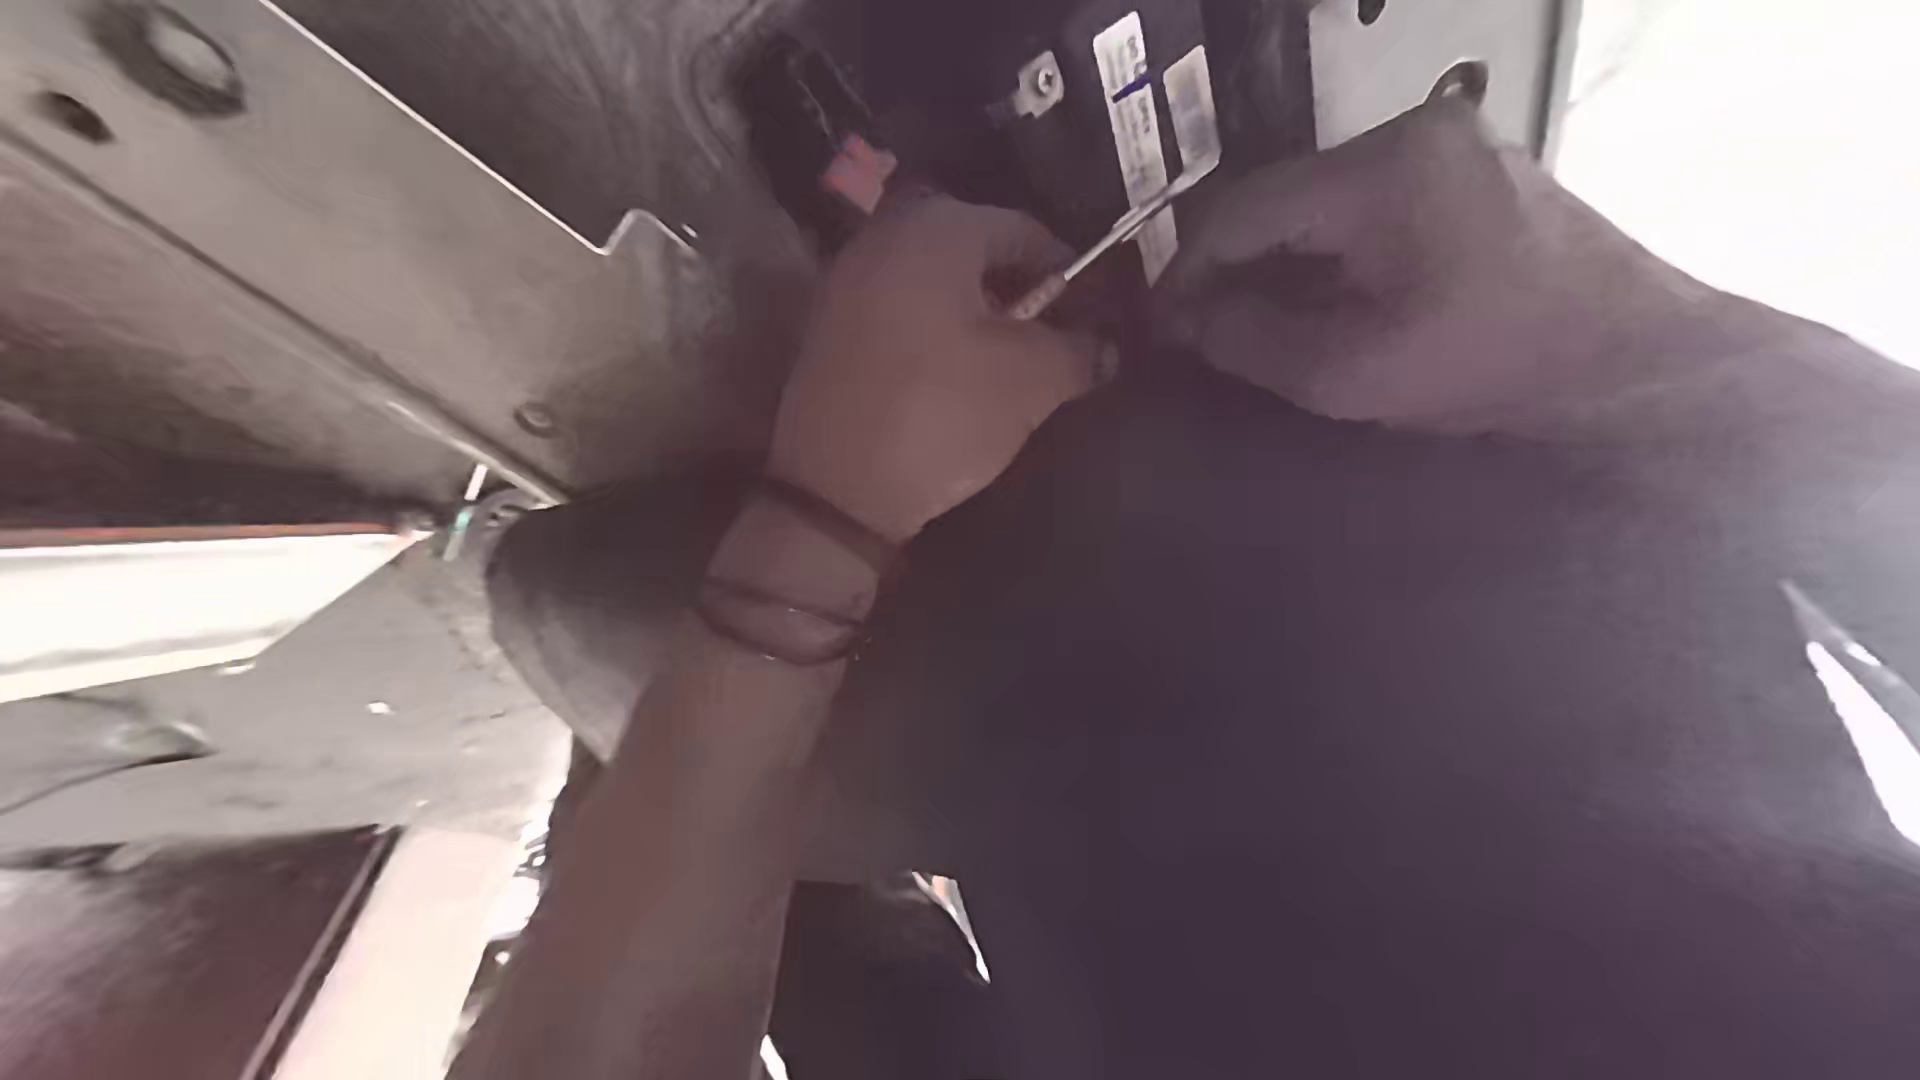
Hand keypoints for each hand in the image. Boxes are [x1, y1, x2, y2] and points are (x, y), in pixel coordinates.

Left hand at [769, 194, 1097, 541]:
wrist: (836, 490)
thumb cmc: (940, 415)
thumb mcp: (1030, 381)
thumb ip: (1081, 351)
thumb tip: (1107, 347)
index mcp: (936, 227)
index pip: (1024, 231)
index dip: (1066, 273)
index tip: (1088, 317)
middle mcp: (883, 237)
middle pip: (975, 256)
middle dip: (1019, 298)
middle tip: (1046, 345)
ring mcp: (845, 284)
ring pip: (934, 288)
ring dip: (975, 320)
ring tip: (1002, 369)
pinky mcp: (827, 331)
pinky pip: (899, 317)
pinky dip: (933, 337)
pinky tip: (949, 381)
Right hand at [1157, 97, 1734, 435]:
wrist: (1625, 367)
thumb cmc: (1481, 371)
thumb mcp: (1340, 371)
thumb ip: (1245, 339)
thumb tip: (1183, 321)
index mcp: (1379, 173)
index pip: (1238, 210)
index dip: (1183, 272)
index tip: (1158, 327)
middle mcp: (1406, 137)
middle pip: (1271, 202)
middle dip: (1220, 272)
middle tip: (1191, 334)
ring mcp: (1437, 150)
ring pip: (1304, 209)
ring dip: (1262, 268)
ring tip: (1236, 327)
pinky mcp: (1454, 176)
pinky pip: (1347, 214)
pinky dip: (1308, 261)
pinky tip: (1298, 306)